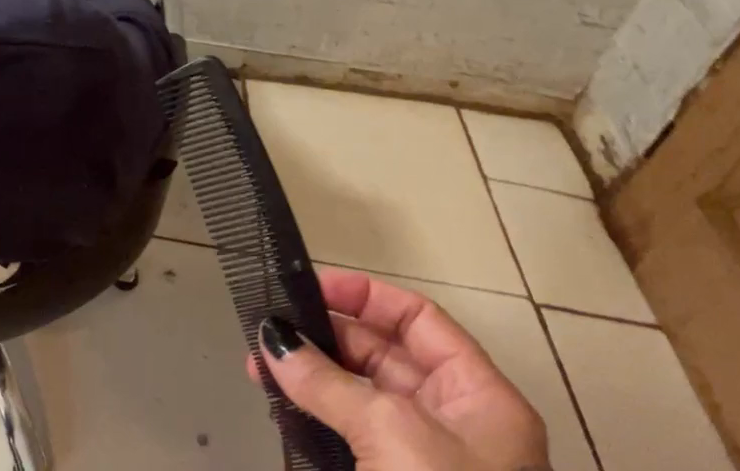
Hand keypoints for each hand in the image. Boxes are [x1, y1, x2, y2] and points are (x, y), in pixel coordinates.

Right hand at [253, 270, 549, 470]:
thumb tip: (272, 337)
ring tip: (260, 363)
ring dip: (309, 375)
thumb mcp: (389, 431)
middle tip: (270, 329)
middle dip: (323, 337)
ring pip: (358, 395)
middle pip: (382, 354)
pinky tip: (278, 403)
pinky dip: (313, 414)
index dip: (365, 295)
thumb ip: (327, 380)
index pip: (418, 320)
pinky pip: (347, 433)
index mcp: (479, 397)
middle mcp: (454, 420)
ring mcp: (422, 458)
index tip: (310, 286)